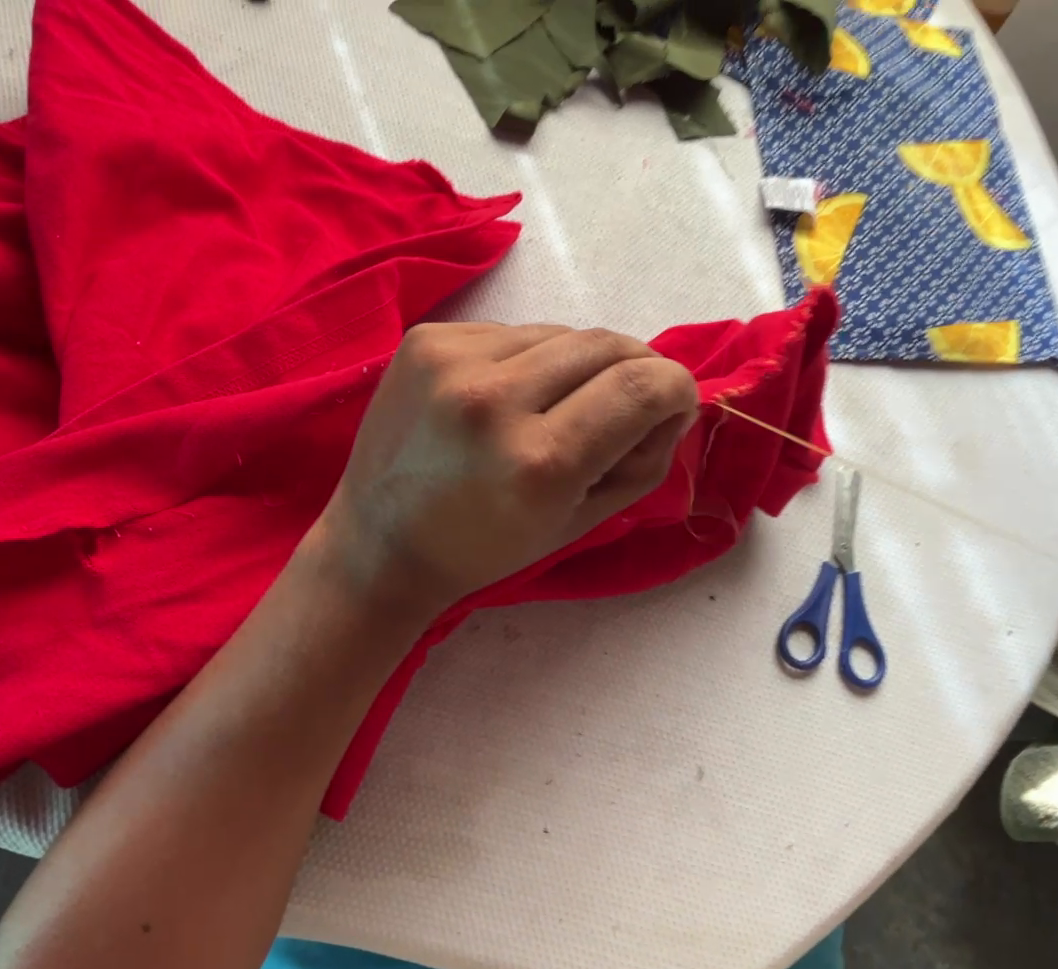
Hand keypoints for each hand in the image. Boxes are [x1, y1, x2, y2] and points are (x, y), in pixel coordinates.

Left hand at [311, 322, 698, 616]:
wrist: (380, 543)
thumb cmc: (488, 547)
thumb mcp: (583, 521)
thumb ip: (645, 459)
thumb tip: (670, 398)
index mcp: (540, 462)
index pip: (644, 387)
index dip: (676, 390)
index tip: (673, 405)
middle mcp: (494, 399)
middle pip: (607, 345)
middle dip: (635, 370)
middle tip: (626, 403)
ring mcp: (453, 360)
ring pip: (560, 332)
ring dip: (577, 365)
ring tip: (552, 408)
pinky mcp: (426, 338)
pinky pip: (512, 332)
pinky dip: (526, 360)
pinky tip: (503, 398)